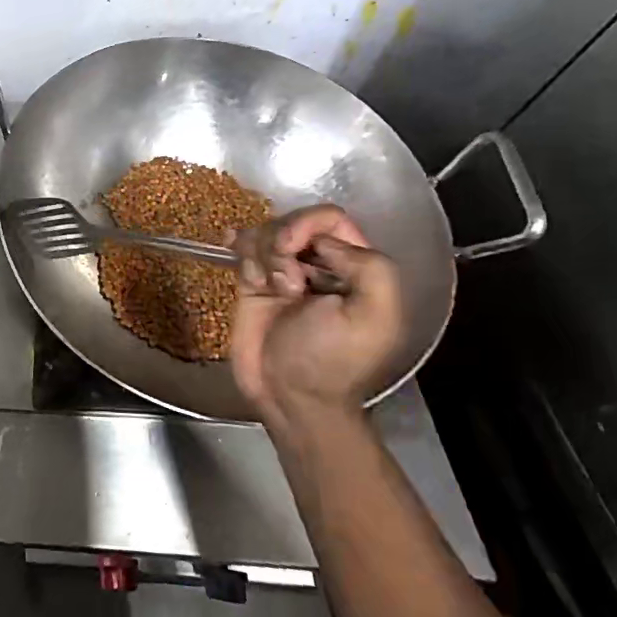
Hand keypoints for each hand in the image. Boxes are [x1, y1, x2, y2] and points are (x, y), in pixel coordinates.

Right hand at [228, 205, 405, 421]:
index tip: (292, 249)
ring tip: (269, 288)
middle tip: (284, 282)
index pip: (329, 219)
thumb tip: (320, 244)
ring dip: (261, 254)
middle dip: (280, 241)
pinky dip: (241, 253)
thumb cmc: (333, 360)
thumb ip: (369, 266)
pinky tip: (242, 265)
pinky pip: (243, 251)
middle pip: (292, 221)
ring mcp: (283, 273)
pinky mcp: (253, 285)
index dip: (307, 225)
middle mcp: (319, 264)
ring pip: (264, 233)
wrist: (289, 397)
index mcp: (355, 266)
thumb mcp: (375, 316)